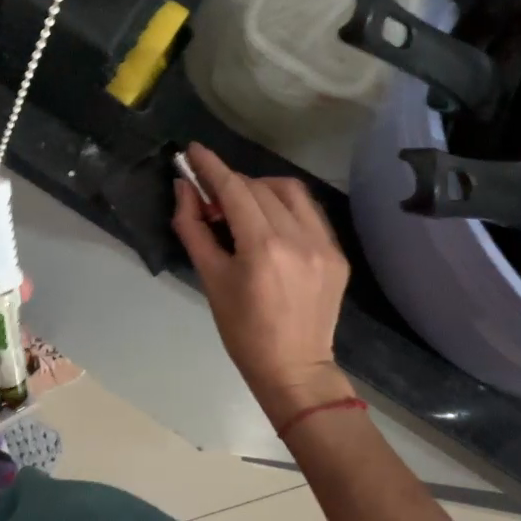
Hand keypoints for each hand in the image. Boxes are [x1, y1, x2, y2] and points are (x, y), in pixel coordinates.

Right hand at [172, 143, 353, 425]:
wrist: (295, 370)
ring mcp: (323, 246)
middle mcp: (297, 239)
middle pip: (258, 187)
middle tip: (210, 196)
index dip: (211, 166)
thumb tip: (184, 188)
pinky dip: (285, 205)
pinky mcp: (337, 254)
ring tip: (243, 205)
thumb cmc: (243, 330)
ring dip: (261, 187)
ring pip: (289, 191)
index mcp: (263, 248)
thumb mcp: (210, 278)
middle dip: (231, 182)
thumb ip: (193, 227)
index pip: (234, 189)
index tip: (192, 150)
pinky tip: (271, 220)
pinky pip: (308, 211)